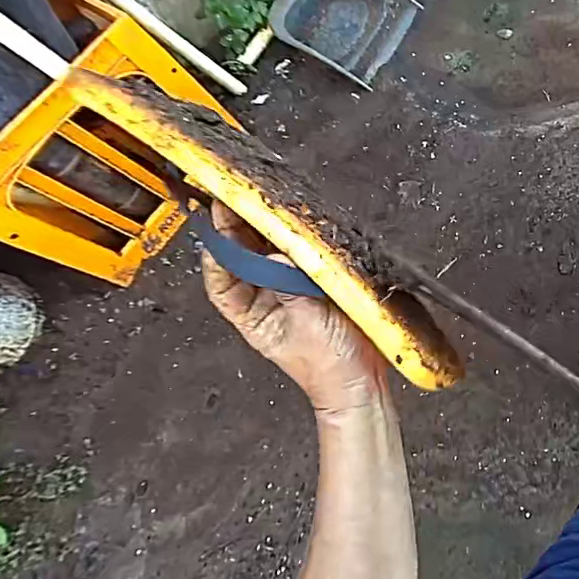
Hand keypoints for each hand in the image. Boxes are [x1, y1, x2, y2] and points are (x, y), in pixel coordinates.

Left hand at [200, 201, 389, 414]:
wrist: (362, 380)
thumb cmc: (329, 365)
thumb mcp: (304, 322)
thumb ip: (289, 285)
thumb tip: (278, 252)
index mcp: (252, 314)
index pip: (222, 276)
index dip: (217, 248)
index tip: (217, 220)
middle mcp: (268, 299)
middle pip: (245, 259)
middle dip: (239, 229)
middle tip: (238, 198)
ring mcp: (292, 291)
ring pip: (271, 254)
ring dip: (268, 231)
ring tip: (264, 203)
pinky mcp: (317, 284)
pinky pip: (302, 257)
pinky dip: (299, 241)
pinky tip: (299, 225)